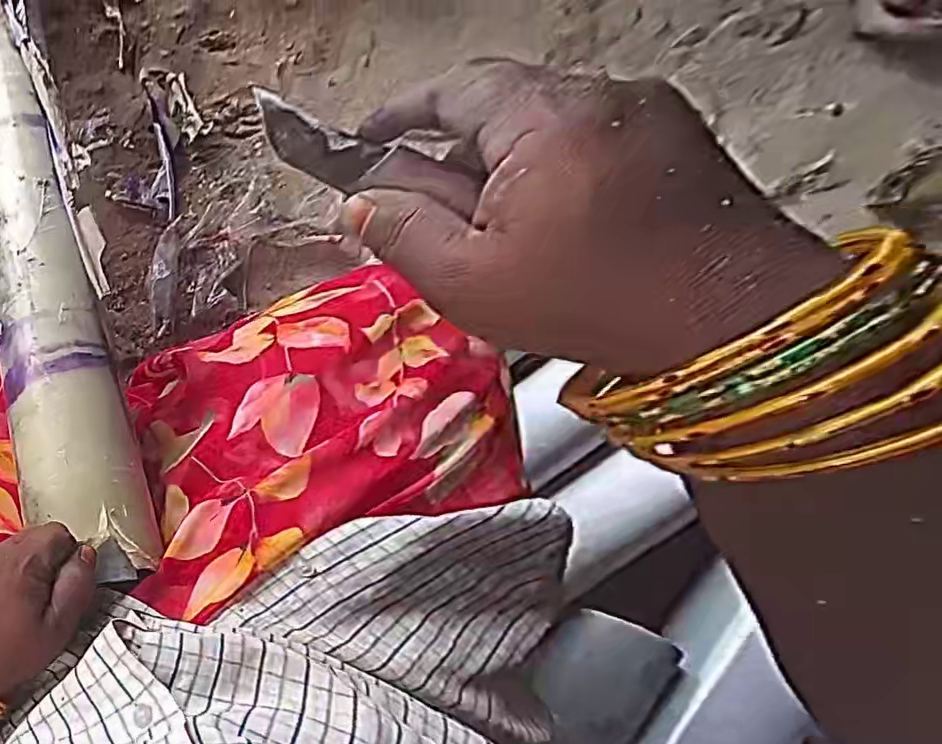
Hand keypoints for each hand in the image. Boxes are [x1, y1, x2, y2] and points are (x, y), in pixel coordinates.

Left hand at [0, 523, 98, 697]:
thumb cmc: (17, 653)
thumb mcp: (59, 626)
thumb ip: (78, 584)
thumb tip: (86, 553)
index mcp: (23, 563)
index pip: (60, 533)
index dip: (71, 555)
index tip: (67, 585)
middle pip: (39, 534)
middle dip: (52, 556)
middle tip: (50, 594)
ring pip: (22, 542)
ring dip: (33, 561)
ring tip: (31, 597)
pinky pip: (4, 555)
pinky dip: (15, 567)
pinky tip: (13, 597)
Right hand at [344, 59, 845, 376]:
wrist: (720, 316)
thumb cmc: (586, 299)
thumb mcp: (463, 277)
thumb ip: (403, 231)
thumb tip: (360, 203)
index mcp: (545, 123)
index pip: (457, 89)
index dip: (400, 111)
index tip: (366, 136)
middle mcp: (602, 98)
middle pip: (494, 110)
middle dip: (442, 157)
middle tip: (410, 211)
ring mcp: (642, 114)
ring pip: (533, 129)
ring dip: (487, 173)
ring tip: (474, 238)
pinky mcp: (664, 139)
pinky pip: (574, 143)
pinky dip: (532, 177)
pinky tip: (524, 231)